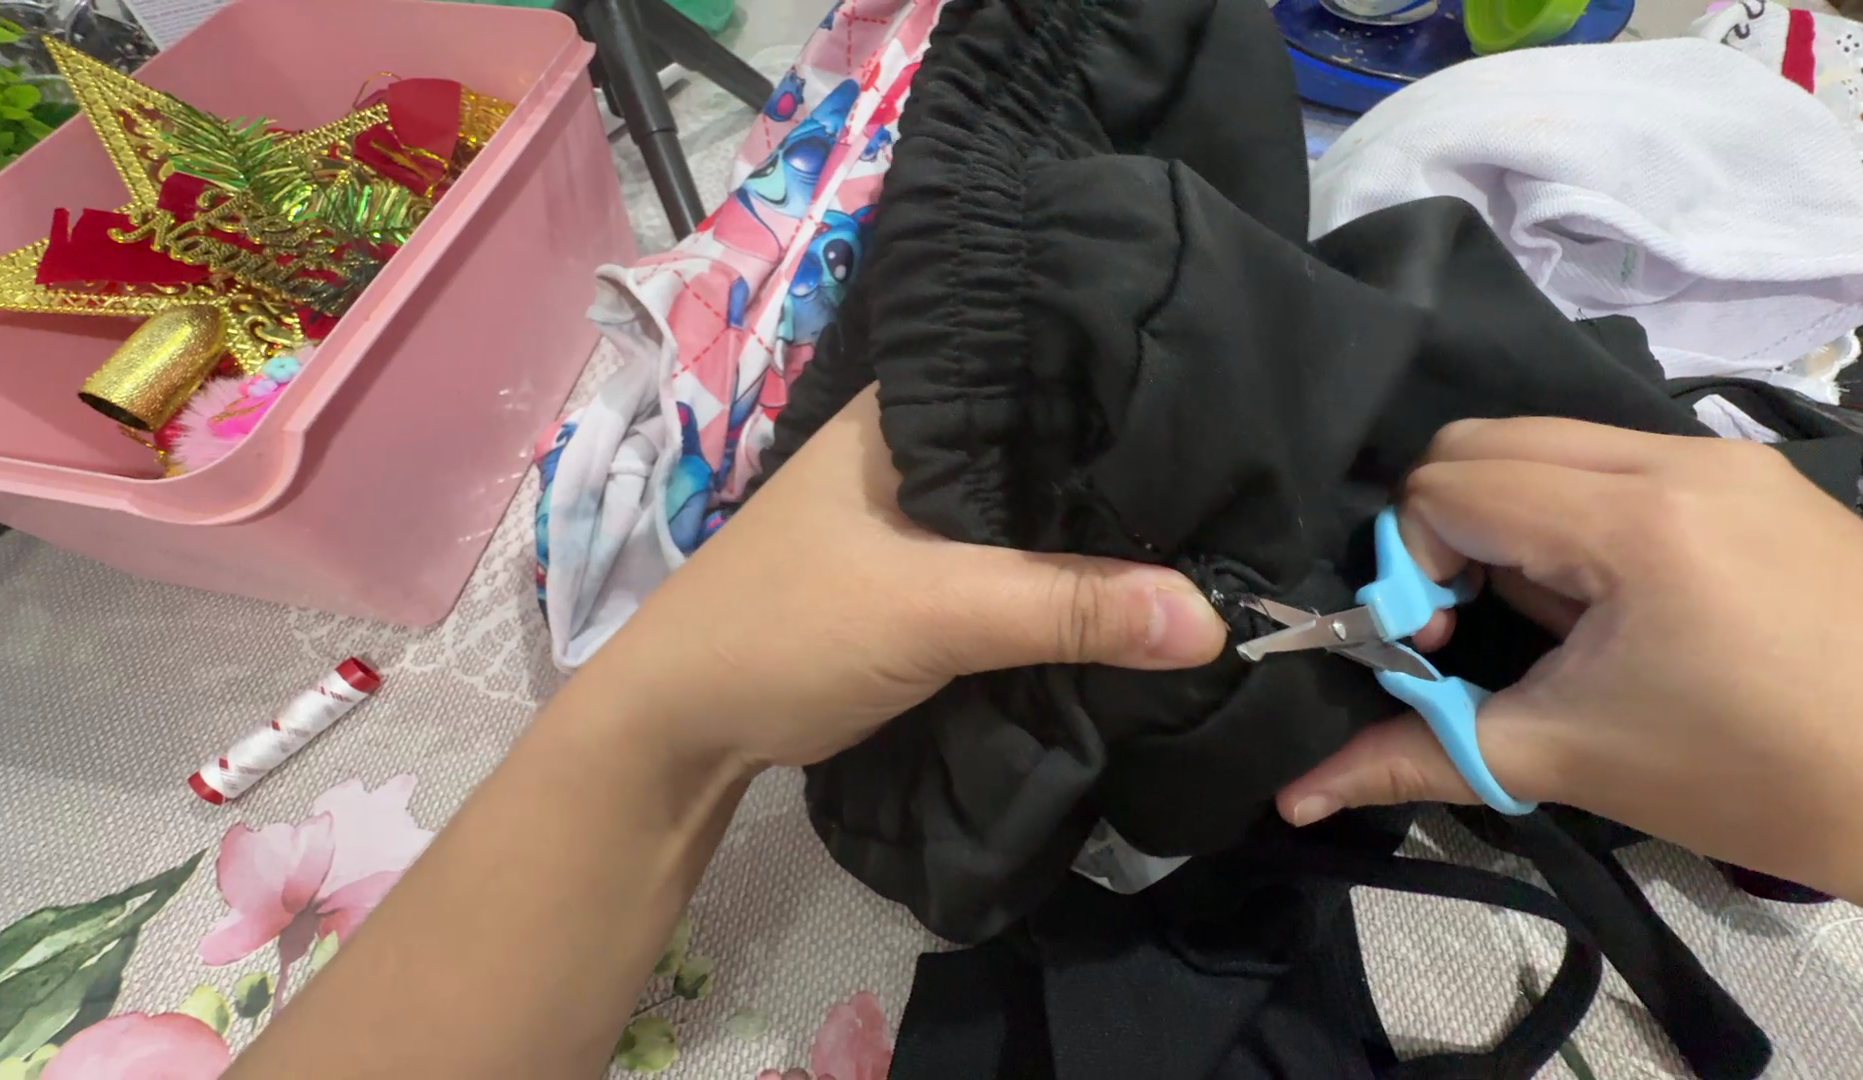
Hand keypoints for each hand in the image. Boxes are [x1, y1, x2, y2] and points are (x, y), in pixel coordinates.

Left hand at [570, 385, 1227, 771]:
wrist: (693, 719)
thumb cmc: (791, 628)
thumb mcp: (930, 608)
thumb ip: (1064, 607)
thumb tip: (1212, 620)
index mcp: (909, 410)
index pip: (1043, 380)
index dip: (1131, 404)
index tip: (1225, 428)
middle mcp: (918, 446)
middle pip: (1044, 455)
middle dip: (1121, 483)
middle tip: (1234, 494)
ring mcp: (916, 511)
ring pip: (1029, 514)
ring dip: (1091, 538)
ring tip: (1201, 536)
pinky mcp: (919, 572)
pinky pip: (1009, 564)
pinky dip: (1056, 580)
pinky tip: (1122, 588)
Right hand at [1278, 418, 1862, 900]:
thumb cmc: (1764, 776)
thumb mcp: (1564, 760)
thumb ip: (1410, 758)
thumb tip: (1292, 796)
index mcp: (1634, 523)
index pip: (1443, 490)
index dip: (1407, 565)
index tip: (1439, 642)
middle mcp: (1671, 460)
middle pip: (1470, 444)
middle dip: (1434, 528)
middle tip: (1463, 612)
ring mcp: (1712, 458)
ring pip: (1523, 442)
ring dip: (1486, 517)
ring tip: (1524, 603)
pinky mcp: (1734, 474)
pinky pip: (1582, 458)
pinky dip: (1540, 511)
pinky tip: (1579, 589)